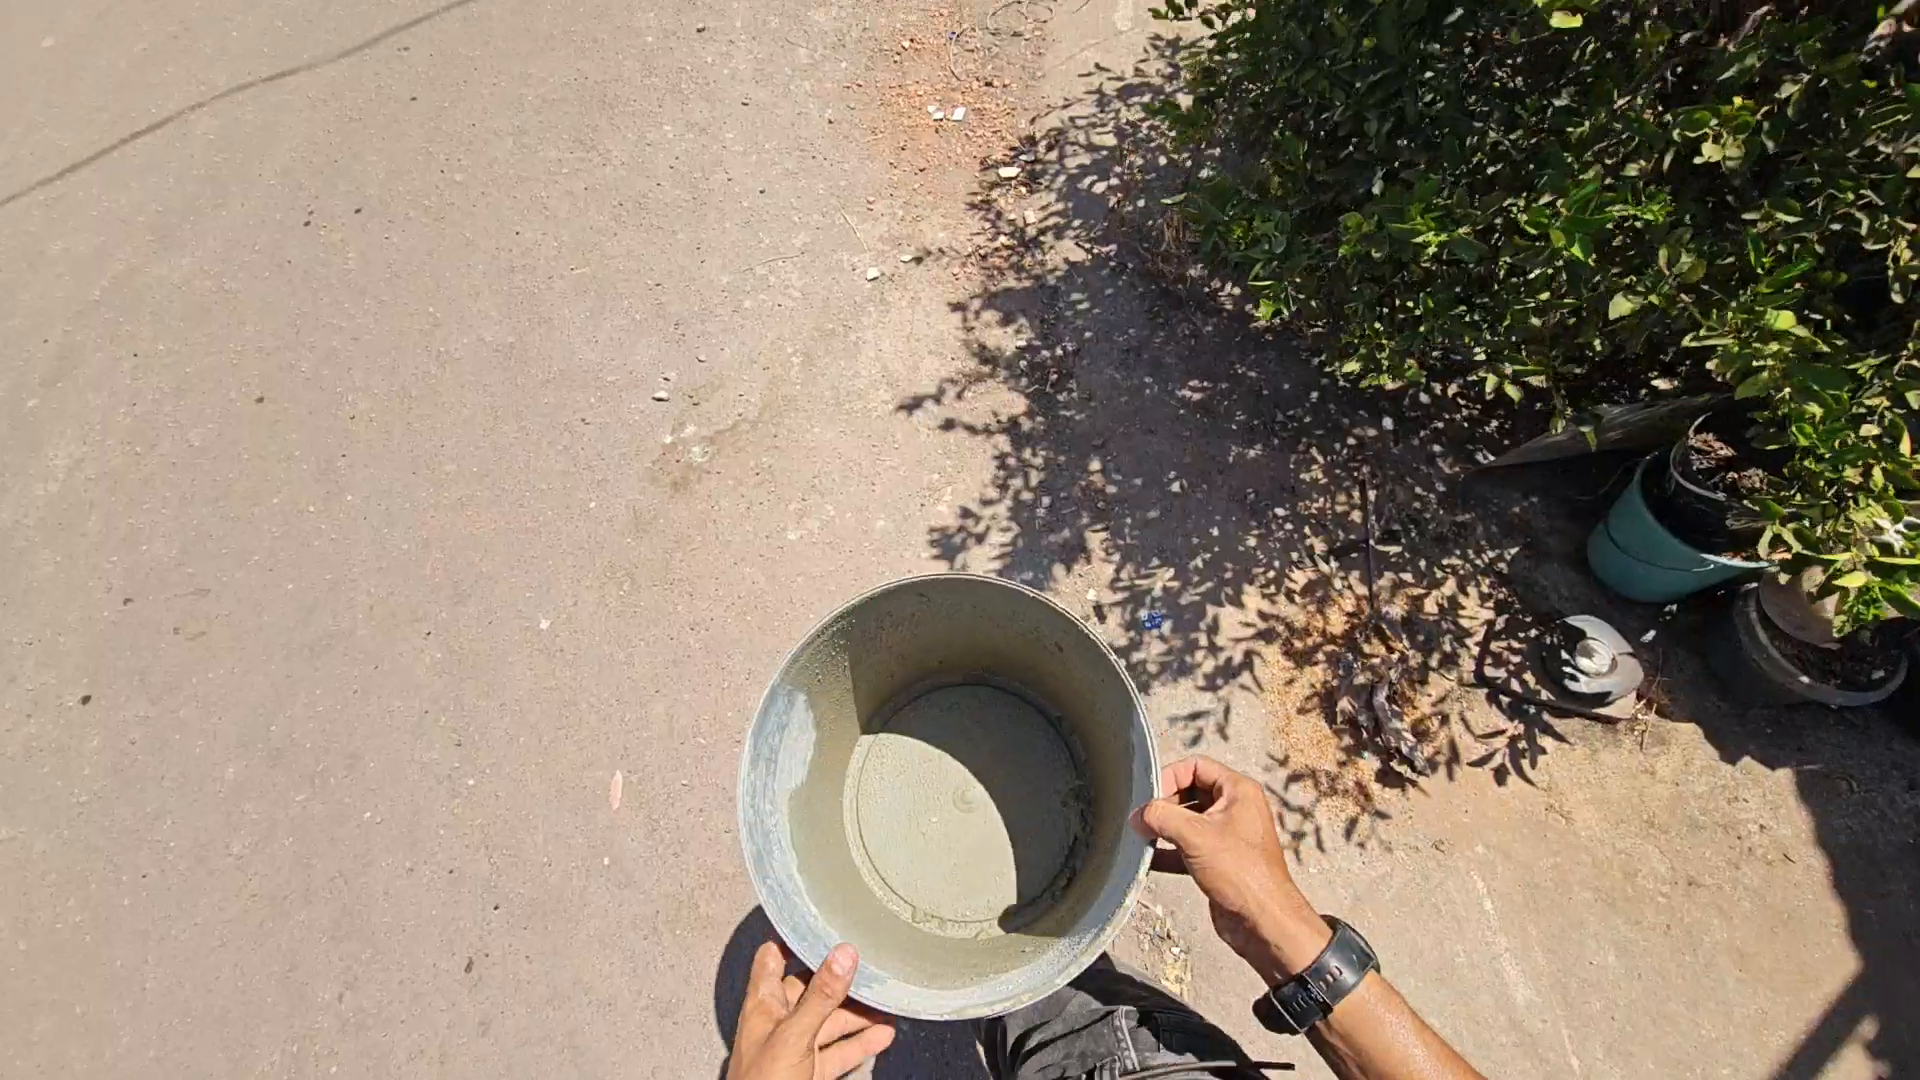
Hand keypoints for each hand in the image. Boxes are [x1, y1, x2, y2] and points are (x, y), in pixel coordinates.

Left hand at [726, 941, 896, 1079]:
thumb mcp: (794, 1036)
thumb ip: (821, 996)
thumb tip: (846, 951)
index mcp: (764, 1004)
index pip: (773, 958)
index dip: (792, 938)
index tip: (820, 920)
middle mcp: (779, 1020)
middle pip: (811, 987)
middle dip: (840, 976)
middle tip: (871, 960)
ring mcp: (795, 1047)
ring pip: (830, 1020)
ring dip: (858, 1011)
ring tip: (888, 999)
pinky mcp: (810, 1072)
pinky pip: (838, 1051)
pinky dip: (861, 1042)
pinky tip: (884, 1034)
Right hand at [1133, 755, 1331, 983]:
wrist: (1265, 925)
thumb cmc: (1239, 872)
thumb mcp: (1194, 835)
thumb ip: (1160, 817)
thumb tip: (1136, 816)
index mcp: (1237, 790)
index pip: (1195, 766)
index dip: (1169, 776)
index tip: (1149, 797)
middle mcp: (1234, 808)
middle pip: (1189, 792)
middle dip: (1163, 804)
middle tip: (1143, 819)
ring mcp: (1226, 835)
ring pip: (1187, 821)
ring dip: (1163, 828)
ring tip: (1140, 837)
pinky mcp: (1218, 861)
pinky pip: (1188, 846)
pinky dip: (1168, 850)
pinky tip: (1147, 859)